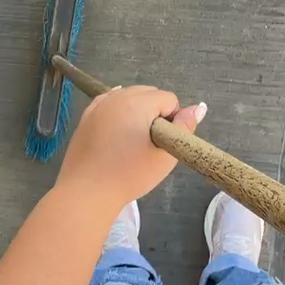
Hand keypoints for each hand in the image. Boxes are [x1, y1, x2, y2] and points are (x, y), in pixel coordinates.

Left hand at [55, 85, 205, 211]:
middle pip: (147, 93)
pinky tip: (119, 126)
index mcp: (137, 103)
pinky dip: (118, 111)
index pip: (168, 99)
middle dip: (155, 111)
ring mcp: (98, 106)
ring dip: (137, 110)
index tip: (164, 142)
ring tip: (134, 140)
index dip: (173, 119)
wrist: (86, 192)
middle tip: (150, 142)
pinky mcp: (86, 117)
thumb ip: (184, 128)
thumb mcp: (164, 156)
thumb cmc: (129, 176)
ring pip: (127, 96)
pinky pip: (109, 103)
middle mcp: (116, 97)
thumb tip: (198, 108)